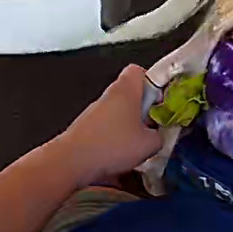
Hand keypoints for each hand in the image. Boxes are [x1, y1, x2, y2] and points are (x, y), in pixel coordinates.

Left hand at [47, 64, 162, 184]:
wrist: (72, 160)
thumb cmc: (113, 145)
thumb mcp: (149, 144)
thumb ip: (159, 136)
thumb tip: (156, 136)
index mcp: (125, 90)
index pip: (138, 71)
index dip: (151, 82)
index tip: (159, 102)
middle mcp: (108, 95)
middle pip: (130, 93)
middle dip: (142, 109)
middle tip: (152, 127)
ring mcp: (94, 110)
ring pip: (118, 111)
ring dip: (129, 125)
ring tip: (137, 146)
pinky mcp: (85, 126)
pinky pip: (107, 126)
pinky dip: (115, 137)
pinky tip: (119, 156)